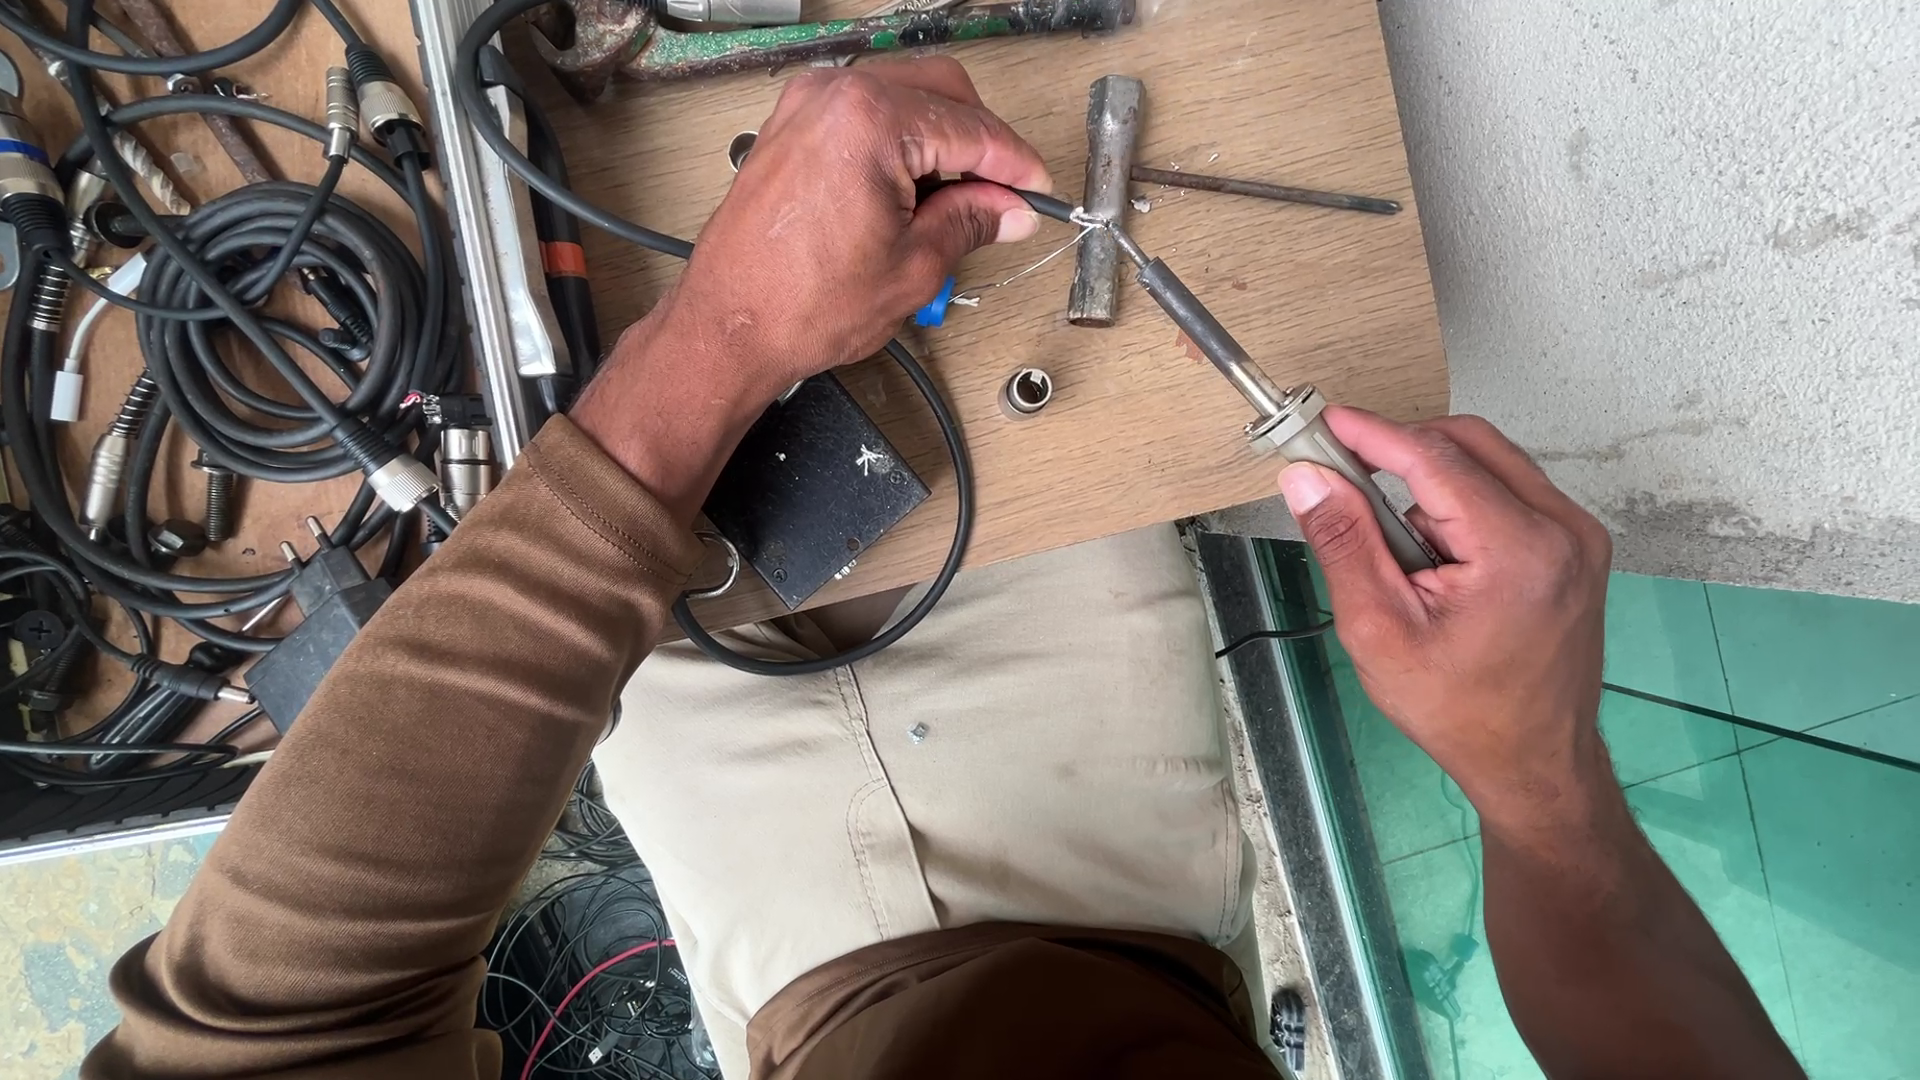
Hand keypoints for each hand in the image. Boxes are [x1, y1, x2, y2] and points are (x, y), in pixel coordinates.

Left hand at [572, 57, 1047, 523]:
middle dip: (981, 142)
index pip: (970, 128)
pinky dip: (900, 143)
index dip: (1014, 162)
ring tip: (957, 205)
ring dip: (941, 142)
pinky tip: (912, 192)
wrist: (731, 326)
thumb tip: (1007, 208)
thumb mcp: (913, 270)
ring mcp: (807, 107)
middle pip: (940, 92)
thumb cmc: (802, 306)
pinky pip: (866, 114)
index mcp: (871, 122)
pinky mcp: (792, 128)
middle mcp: (835, 96)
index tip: (1036, 190)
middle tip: (1002, 198)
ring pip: (903, 97)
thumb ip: (970, 223)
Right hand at [1277, 410, 1616, 831]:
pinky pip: (1503, 491)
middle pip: (1468, 443)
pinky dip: (1453, 500)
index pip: (1433, 459)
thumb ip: (1342, 543)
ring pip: (1487, 462)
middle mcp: (1563, 527)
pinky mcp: (1571, 546)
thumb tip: (1305, 478)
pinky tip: (1426, 553)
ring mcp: (1576, 535)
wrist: (1530, 760)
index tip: (1322, 422)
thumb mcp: (1377, 628)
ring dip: (1425, 479)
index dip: (1371, 433)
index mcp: (1519, 548)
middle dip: (1399, 448)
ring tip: (1388, 542)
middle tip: (1341, 472)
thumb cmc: (1452, 706)